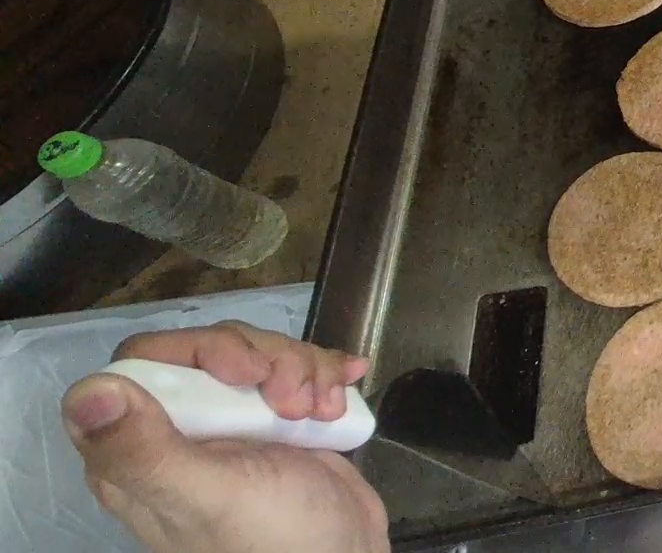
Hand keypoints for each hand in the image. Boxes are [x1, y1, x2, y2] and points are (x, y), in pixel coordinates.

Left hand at [62, 322, 387, 552]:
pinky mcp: (290, 418)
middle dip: (275, 360)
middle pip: (222, 348)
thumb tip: (90, 391)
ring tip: (324, 410)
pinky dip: (335, 372)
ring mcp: (242, 422)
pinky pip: (310, 368)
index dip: (199, 351)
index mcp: (145, 449)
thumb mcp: (205, 495)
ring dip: (311, 370)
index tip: (245, 372)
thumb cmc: (265, 535)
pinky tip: (348, 386)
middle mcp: (189, 428)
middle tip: (294, 401)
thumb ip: (146, 450)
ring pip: (271, 353)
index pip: (150, 363)